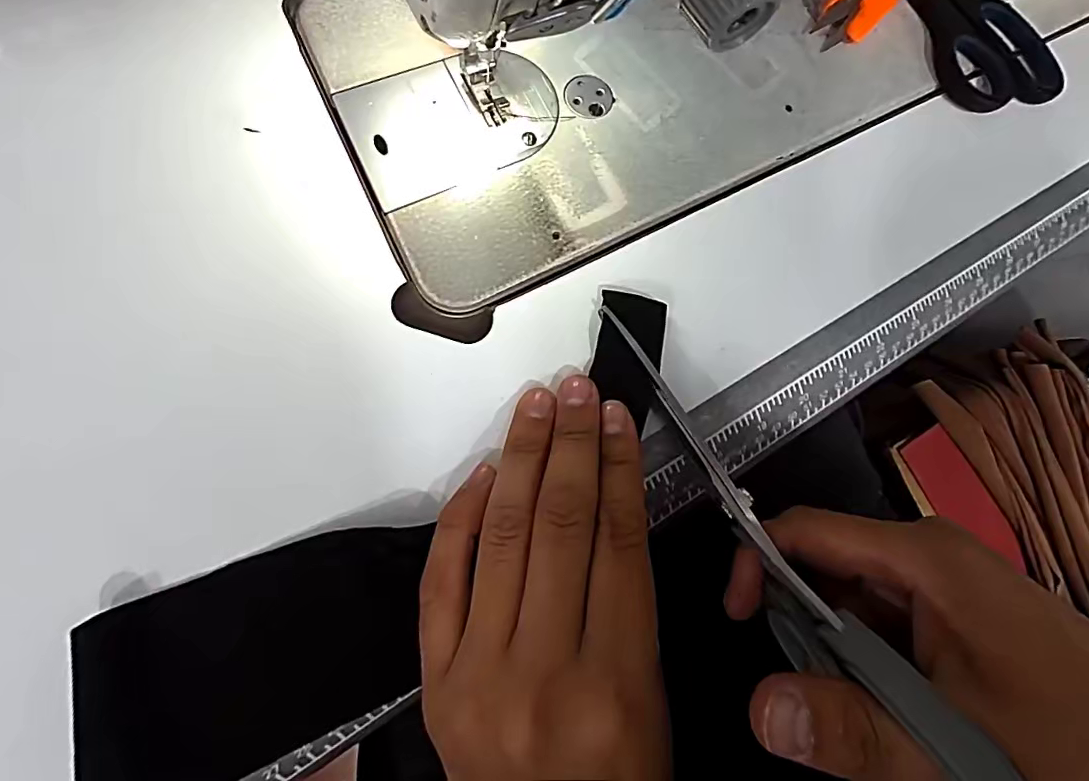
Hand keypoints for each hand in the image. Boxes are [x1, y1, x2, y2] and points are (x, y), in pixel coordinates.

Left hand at [420, 375, 670, 780]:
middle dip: (571, 442)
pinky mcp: (435, 680)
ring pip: (504, 536)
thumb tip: (611, 503)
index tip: (615, 418)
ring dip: (521, 457)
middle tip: (575, 391)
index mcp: (615, 683)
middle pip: (562, 524)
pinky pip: (442, 581)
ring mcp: (479, 675)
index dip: (618, 465)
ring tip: (535, 407)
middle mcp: (544, 674)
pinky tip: (485, 472)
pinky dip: (462, 517)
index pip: (618, 540)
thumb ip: (633, 602)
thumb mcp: (653, 697)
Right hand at [724, 509, 1088, 780]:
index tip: (734, 615)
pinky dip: (881, 679)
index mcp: (924, 558)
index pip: (805, 529)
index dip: (757, 561)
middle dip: (804, 631)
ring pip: (861, 614)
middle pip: (828, 573)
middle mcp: (935, 563)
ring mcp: (956, 598)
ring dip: (844, 665)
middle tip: (809, 703)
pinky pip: (898, 640)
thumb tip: (761, 705)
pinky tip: (905, 729)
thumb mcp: (961, 748)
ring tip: (869, 728)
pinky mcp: (972, 633)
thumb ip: (856, 729)